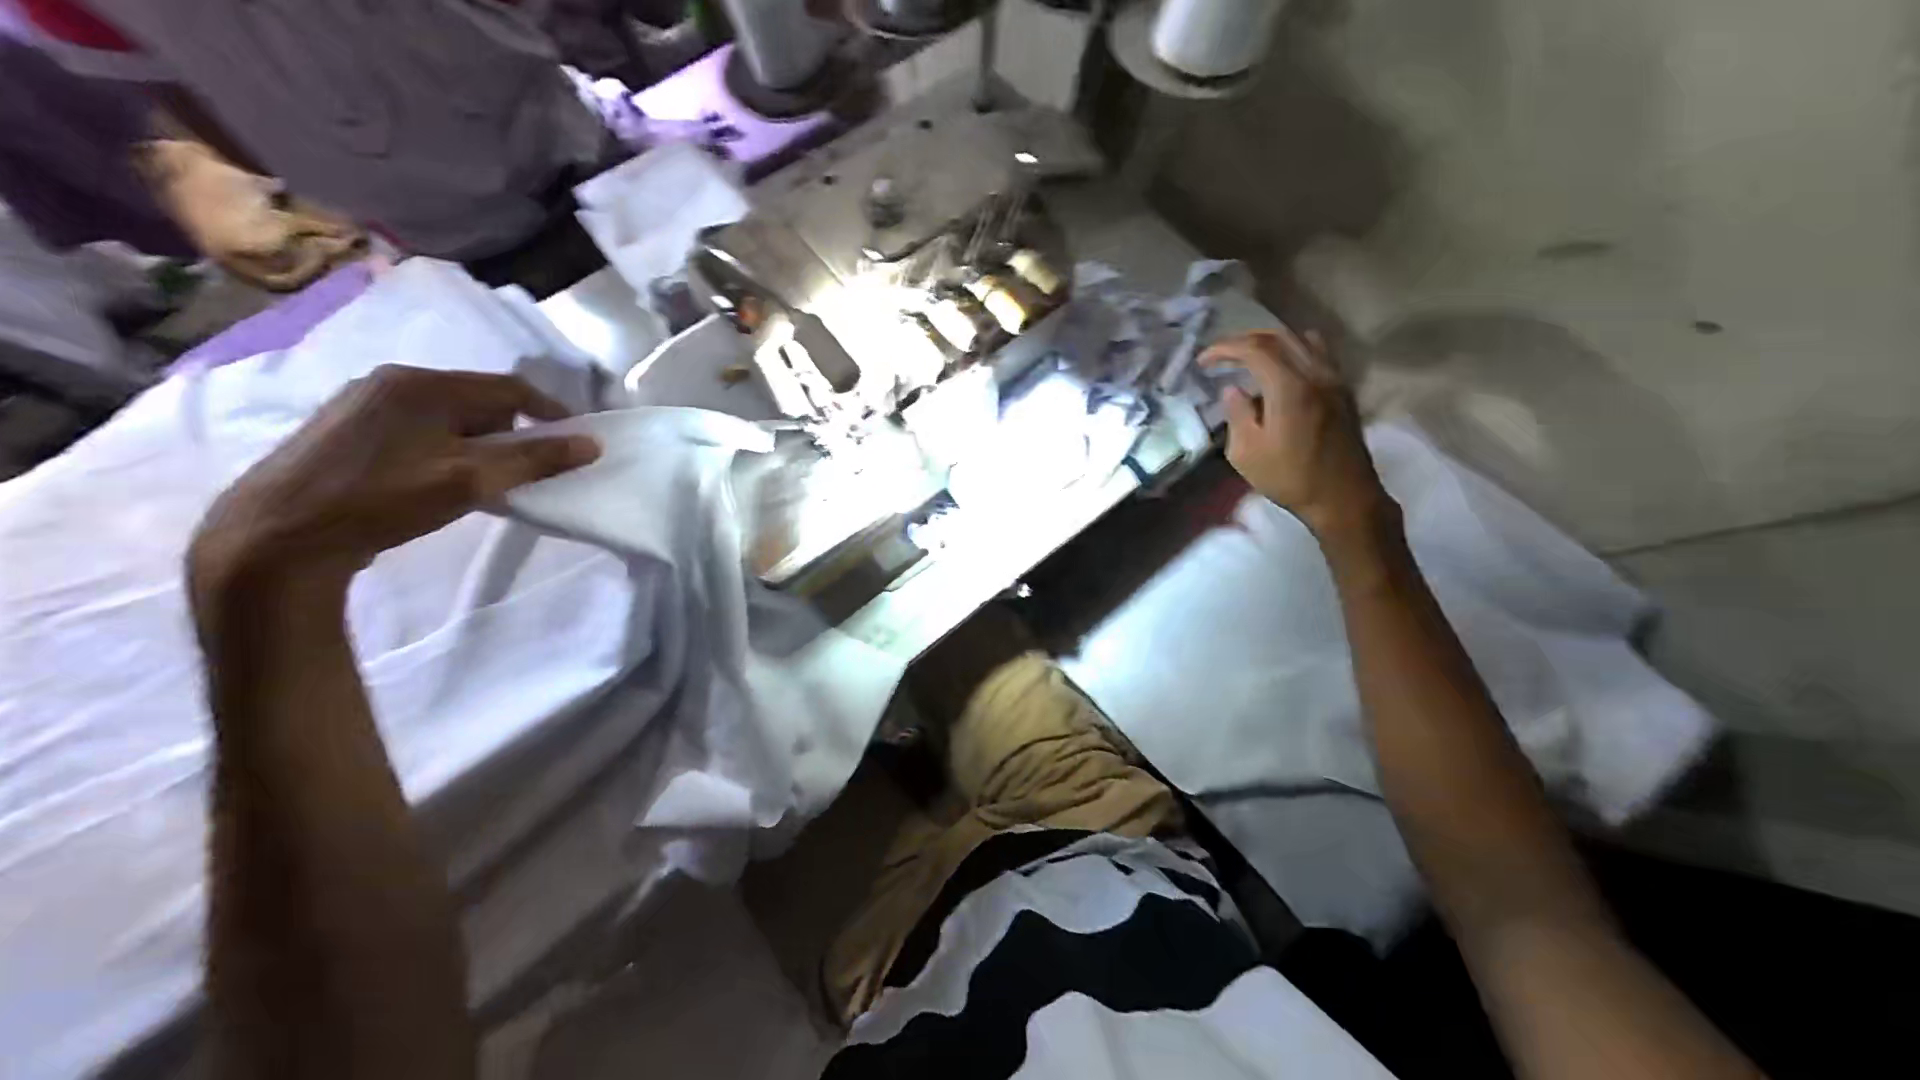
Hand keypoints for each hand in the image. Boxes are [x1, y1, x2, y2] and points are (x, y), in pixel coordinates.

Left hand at [189, 366, 600, 605]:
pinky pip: (415, 427)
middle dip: (511, 430)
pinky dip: (442, 447)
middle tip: (526, 468)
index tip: (574, 442)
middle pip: (477, 399)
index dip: (550, 413)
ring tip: (483, 479)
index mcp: (423, 384)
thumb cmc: (385, 499)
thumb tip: (591, 444)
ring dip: (476, 441)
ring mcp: (360, 403)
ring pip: (445, 414)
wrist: (277, 536)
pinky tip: (435, 479)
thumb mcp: (472, 481)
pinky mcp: (341, 429)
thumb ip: (536, 459)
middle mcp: (390, 381)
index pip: (509, 388)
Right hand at [1201, 327, 1391, 539]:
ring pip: (1302, 339)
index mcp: (1289, 388)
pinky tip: (1282, 369)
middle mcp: (1315, 373)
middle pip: (1278, 336)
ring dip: (1271, 341)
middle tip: (1222, 355)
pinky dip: (1294, 350)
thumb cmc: (1290, 479)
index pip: (1254, 349)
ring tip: (1251, 357)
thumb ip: (1237, 414)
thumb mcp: (1247, 453)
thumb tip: (1233, 390)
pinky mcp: (1343, 390)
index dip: (1225, 349)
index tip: (1203, 361)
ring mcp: (1334, 379)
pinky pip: (1318, 353)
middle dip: (1245, 339)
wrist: (1343, 497)